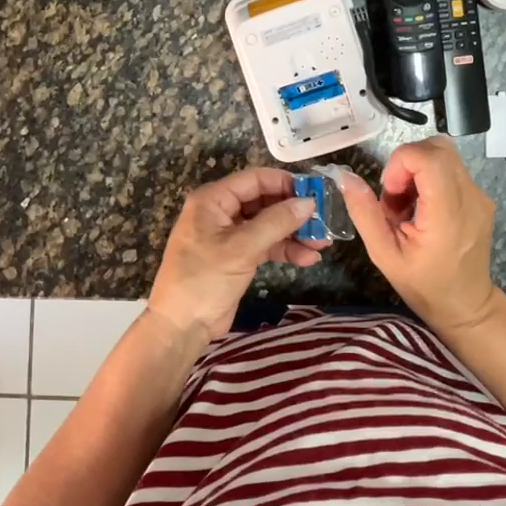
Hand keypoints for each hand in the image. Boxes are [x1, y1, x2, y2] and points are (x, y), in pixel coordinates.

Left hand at [147, 168, 324, 341]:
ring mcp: (229, 235)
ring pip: (268, 225)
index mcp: (213, 200)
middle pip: (264, 201)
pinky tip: (308, 259)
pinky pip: (265, 245)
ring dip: (294, 234)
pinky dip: (285, 250)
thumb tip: (308, 203)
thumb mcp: (242, 248)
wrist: (182, 325)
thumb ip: (276, 222)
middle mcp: (220, 212)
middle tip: (323, 221)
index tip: (315, 193)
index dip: (285, 184)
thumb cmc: (205, 279)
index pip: (254, 180)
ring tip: (322, 244)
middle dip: (293, 212)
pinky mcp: (237, 257)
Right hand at [339, 137, 499, 334]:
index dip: (400, 163)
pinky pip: (452, 170)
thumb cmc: (423, 285)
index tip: (390, 192)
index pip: (429, 158)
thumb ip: (364, 212)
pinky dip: (430, 179)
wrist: (465, 305)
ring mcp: (479, 196)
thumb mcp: (384, 254)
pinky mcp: (480, 198)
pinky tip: (423, 209)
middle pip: (438, 147)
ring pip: (445, 155)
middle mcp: (470, 198)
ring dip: (418, 170)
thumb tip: (344, 176)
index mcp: (447, 215)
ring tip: (408, 206)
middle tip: (396, 197)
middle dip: (407, 162)